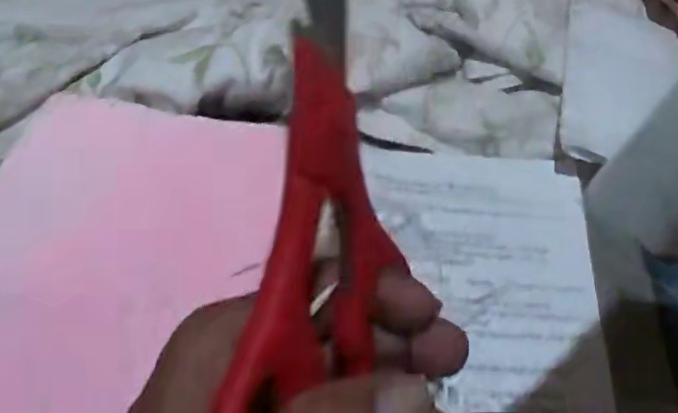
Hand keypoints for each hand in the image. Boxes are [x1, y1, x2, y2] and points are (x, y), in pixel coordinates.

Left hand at [130, 270, 468, 412]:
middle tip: (452, 356)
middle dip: (398, 338)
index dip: (375, 285)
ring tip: (433, 396)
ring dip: (390, 381)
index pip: (312, 278)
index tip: (426, 309)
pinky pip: (326, 407)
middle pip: (338, 325)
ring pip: (340, 372)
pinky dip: (363, 410)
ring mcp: (256, 402)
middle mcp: (243, 358)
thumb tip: (412, 389)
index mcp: (224, 339)